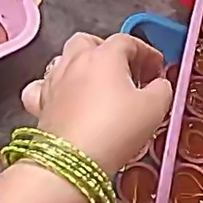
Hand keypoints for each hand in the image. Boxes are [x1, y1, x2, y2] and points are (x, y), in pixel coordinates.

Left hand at [21, 33, 173, 173]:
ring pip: (64, 59)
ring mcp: (53, 81)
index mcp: (105, 56)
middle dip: (108, 51)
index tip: (157, 68)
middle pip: (89, 42)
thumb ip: (162, 88)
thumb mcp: (155, 107)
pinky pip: (43, 86)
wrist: (73, 162)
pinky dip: (54, 88)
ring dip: (82, 66)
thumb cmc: (117, 129)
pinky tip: (64, 98)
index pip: (127, 41)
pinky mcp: (40, 104)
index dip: (146, 52)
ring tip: (99, 85)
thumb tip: (159, 84)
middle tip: (125, 71)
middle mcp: (75, 61)